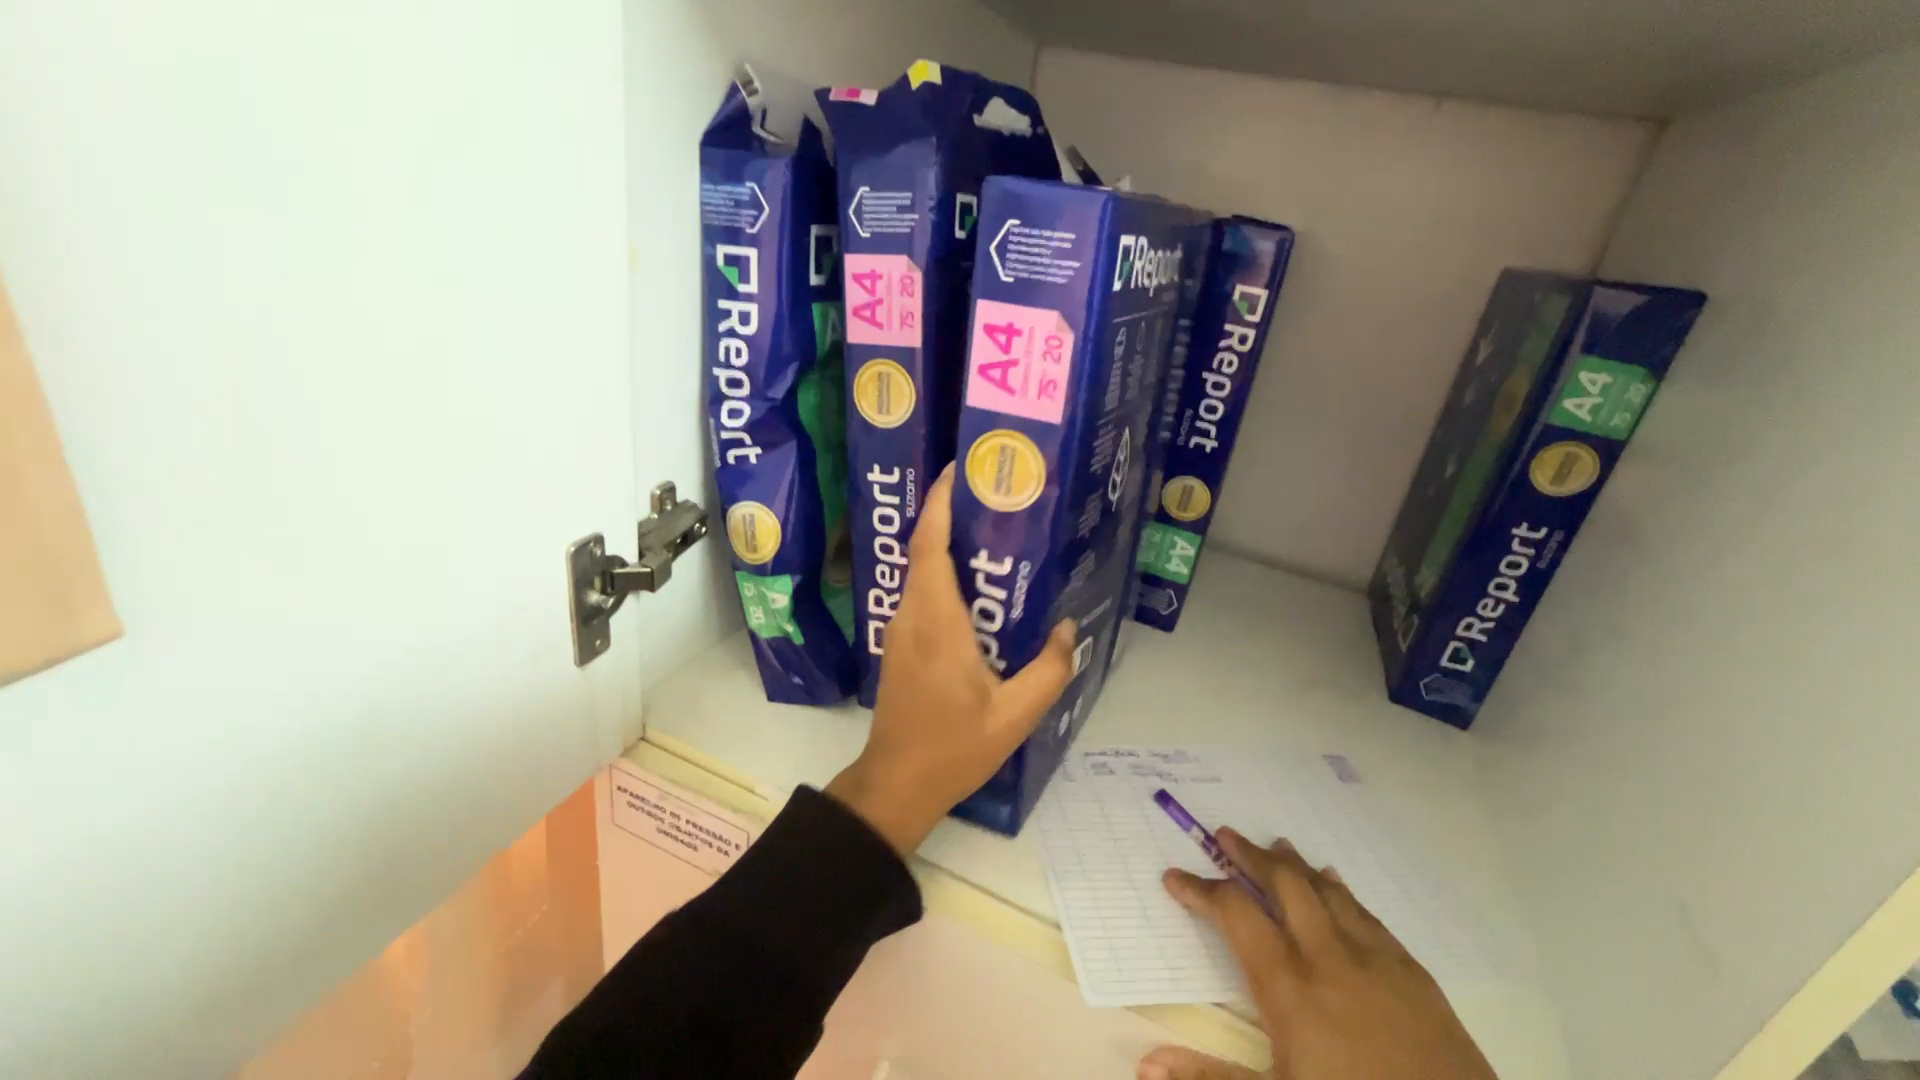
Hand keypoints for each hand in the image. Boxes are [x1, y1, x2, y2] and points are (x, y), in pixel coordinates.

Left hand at [825, 464, 1077, 854]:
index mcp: (936, 623)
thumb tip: (1066, 629)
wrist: (897, 783)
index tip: (959, 469)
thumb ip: (1048, 670)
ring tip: (992, 530)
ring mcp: (900, 630)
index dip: (940, 503)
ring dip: (946, 544)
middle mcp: (911, 616)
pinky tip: (976, 585)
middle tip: (995, 495)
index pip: (929, 546)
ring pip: (920, 571)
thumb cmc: (953, 748)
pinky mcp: (900, 644)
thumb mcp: (1015, 716)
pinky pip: (920, 593)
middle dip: (951, 514)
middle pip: (924, 549)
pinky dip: (942, 573)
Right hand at [1138, 829, 1495, 1079]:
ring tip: (1276, 844)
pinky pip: (1367, 913)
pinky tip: (1335, 883)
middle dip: (1251, 856)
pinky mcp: (1412, 972)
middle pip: (1284, 885)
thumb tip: (1144, 1065)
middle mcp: (1328, 958)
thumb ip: (1210, 1079)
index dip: (1201, 890)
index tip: (1174, 876)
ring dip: (1296, 864)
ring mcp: (1375, 959)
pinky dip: (1341, 890)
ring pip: (1327, 890)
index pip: (1235, 915)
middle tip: (1225, 835)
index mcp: (1288, 987)